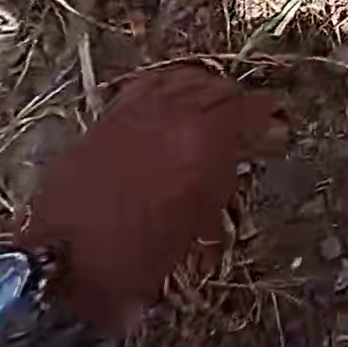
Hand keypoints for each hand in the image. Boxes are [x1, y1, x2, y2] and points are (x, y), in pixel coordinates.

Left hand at [18, 64, 285, 332]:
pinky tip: (178, 98)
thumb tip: (262, 140)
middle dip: (244, 102)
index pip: (255, 105)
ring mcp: (138, 113)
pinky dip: (171, 85)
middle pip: (225, 89)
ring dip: (209, 89)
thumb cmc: (149, 246)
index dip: (272, 111)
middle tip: (252, 120)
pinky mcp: (108, 119)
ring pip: (188, 79)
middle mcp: (176, 114)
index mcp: (208, 135)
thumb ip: (237, 161)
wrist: (68, 268)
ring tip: (217, 105)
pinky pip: (149, 85)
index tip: (280, 120)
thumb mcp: (209, 204)